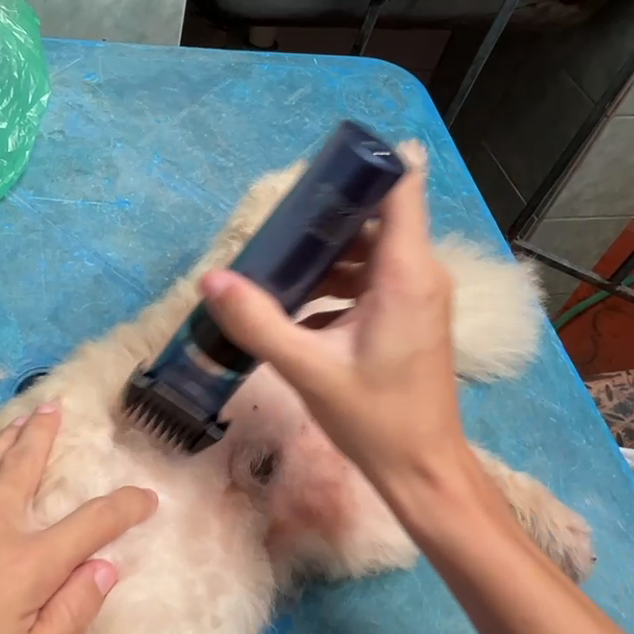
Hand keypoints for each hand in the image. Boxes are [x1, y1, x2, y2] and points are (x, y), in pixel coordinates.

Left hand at [0, 404, 157, 633]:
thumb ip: (65, 619)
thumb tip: (107, 568)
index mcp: (19, 567)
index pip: (89, 525)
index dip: (123, 508)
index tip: (147, 496)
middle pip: (22, 469)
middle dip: (44, 436)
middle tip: (55, 406)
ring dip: (3, 443)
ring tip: (18, 420)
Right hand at [200, 166, 472, 491]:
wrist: (422, 470)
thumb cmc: (375, 419)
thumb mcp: (308, 369)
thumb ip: (258, 322)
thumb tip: (211, 280)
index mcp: (405, 272)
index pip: (401, 187)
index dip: (365, 165)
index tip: (320, 163)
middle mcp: (419, 273)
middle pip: (375, 217)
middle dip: (325, 217)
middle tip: (274, 227)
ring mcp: (417, 294)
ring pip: (369, 251)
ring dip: (326, 256)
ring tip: (275, 267)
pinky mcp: (409, 314)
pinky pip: (371, 279)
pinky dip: (336, 284)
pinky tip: (295, 307)